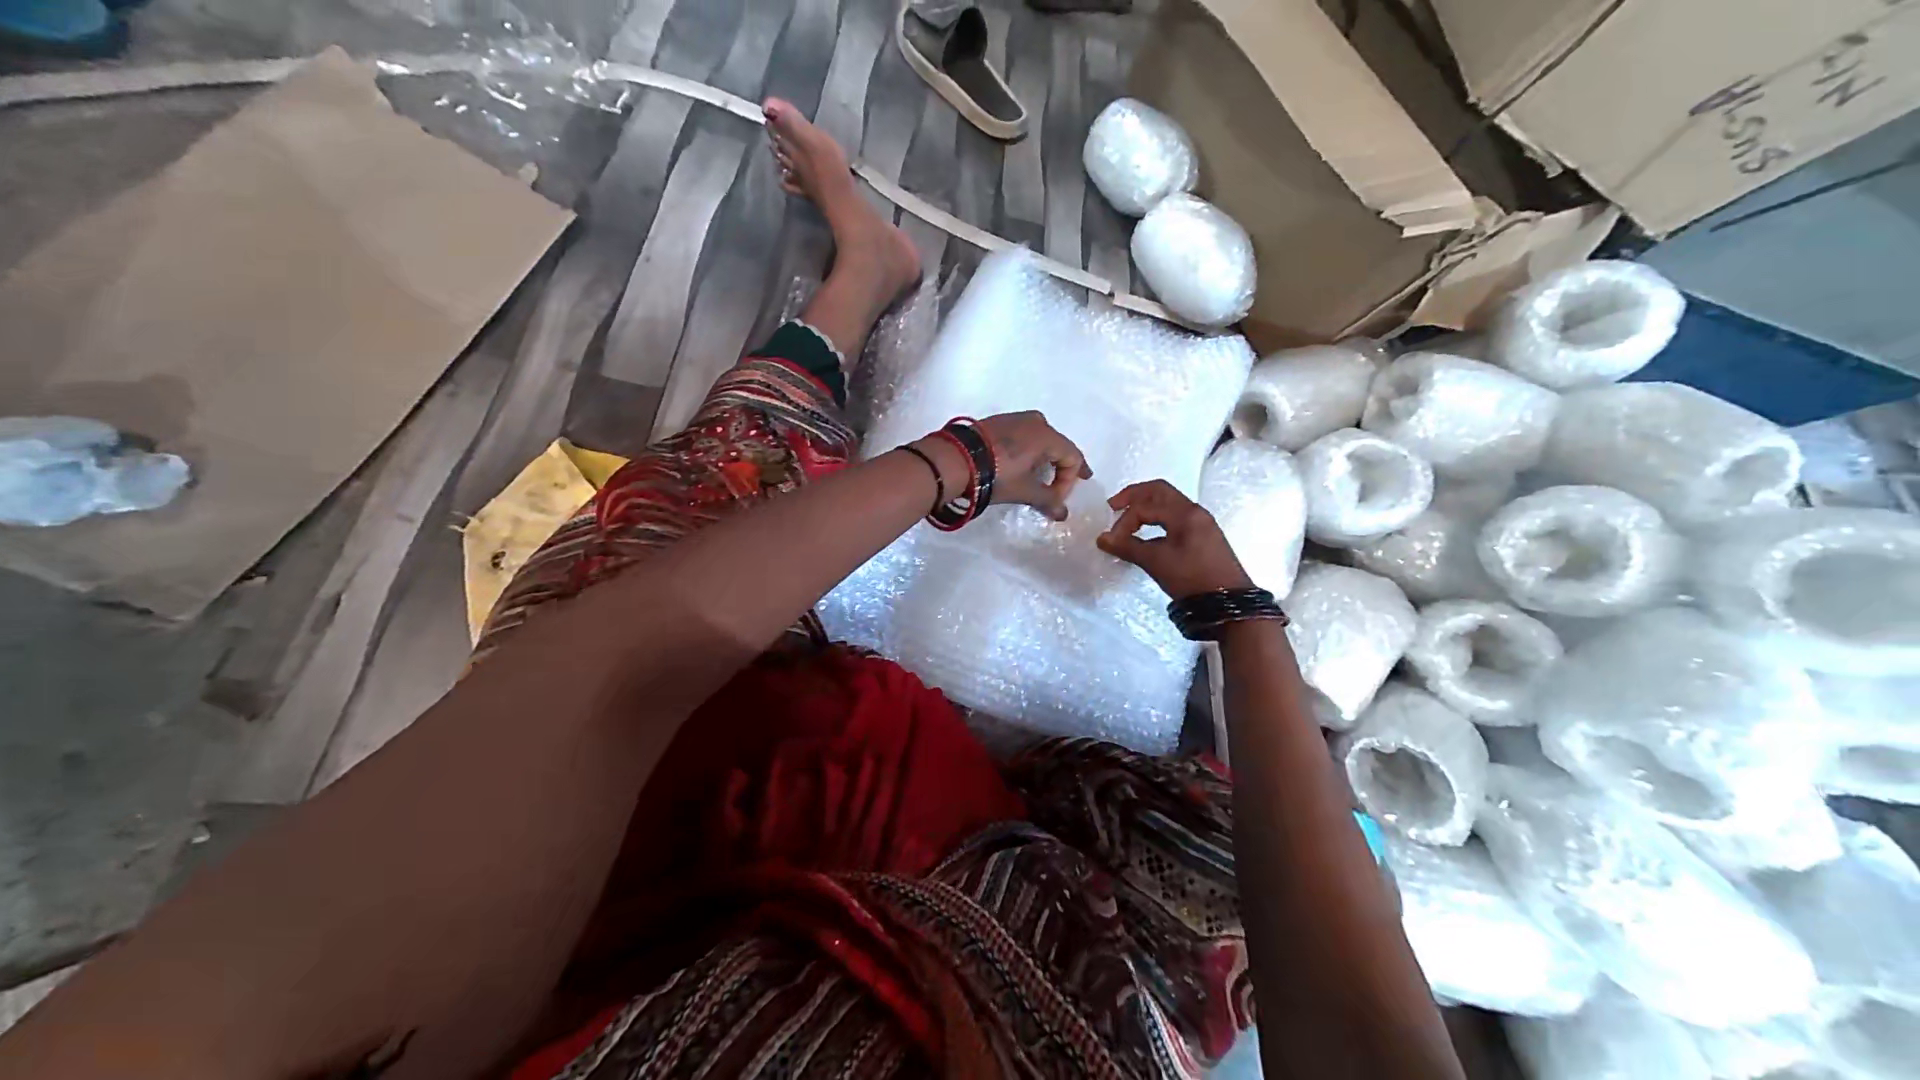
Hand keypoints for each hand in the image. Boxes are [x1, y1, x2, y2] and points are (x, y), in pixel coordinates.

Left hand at [917, 412, 1090, 521]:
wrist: (955, 459)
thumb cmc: (997, 475)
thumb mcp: (1024, 491)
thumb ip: (1048, 501)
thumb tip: (1063, 513)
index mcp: (1047, 435)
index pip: (1072, 457)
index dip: (1070, 481)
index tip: (1056, 499)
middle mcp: (1034, 421)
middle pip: (1058, 445)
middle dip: (1063, 465)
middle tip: (1067, 480)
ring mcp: (1014, 419)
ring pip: (1040, 439)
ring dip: (1045, 457)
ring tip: (1043, 473)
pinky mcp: (997, 422)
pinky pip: (1022, 436)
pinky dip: (1028, 450)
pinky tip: (1021, 462)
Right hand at [1096, 480, 1253, 599]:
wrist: (1228, 604)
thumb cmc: (1192, 578)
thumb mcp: (1156, 562)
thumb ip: (1128, 547)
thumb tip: (1102, 538)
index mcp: (1185, 513)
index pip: (1145, 506)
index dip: (1124, 521)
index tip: (1112, 541)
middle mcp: (1194, 511)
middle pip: (1159, 491)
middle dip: (1134, 497)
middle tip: (1113, 507)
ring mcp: (1201, 523)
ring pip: (1168, 504)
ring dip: (1145, 509)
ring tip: (1127, 523)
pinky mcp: (1203, 537)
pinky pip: (1175, 518)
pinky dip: (1156, 521)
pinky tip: (1146, 537)